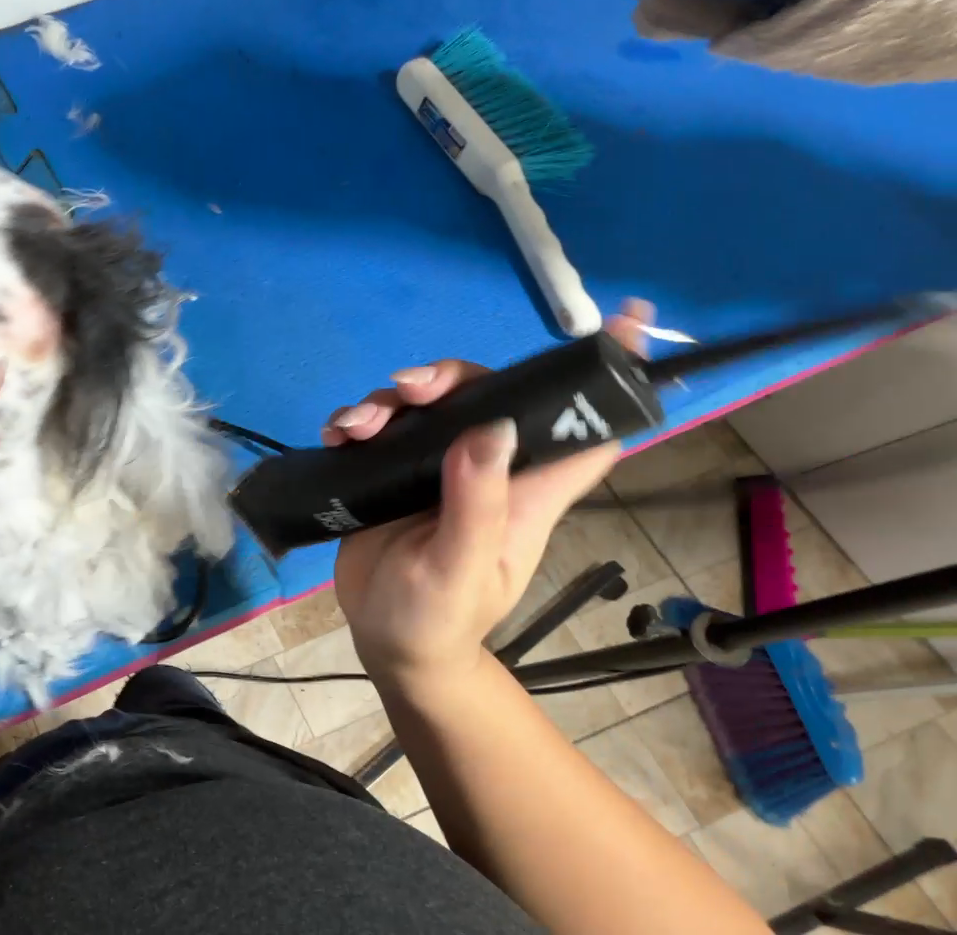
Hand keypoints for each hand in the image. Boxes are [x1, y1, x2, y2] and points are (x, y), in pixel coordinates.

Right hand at [329, 301, 654, 687]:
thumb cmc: (437, 618)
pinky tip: (336, 434)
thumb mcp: (458, 570)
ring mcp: (437, 470)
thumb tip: (490, 428)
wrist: (388, 642)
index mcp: (525, 494)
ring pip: (427, 407)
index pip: (584, 430)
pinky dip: (358, 421)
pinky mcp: (393, 475)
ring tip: (352, 428)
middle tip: (408, 388)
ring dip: (389, 402)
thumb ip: (476, 504)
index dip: (609, 378)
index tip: (628, 321)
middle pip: (488, 397)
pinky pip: (382, 430)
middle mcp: (487, 470)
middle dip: (450, 377)